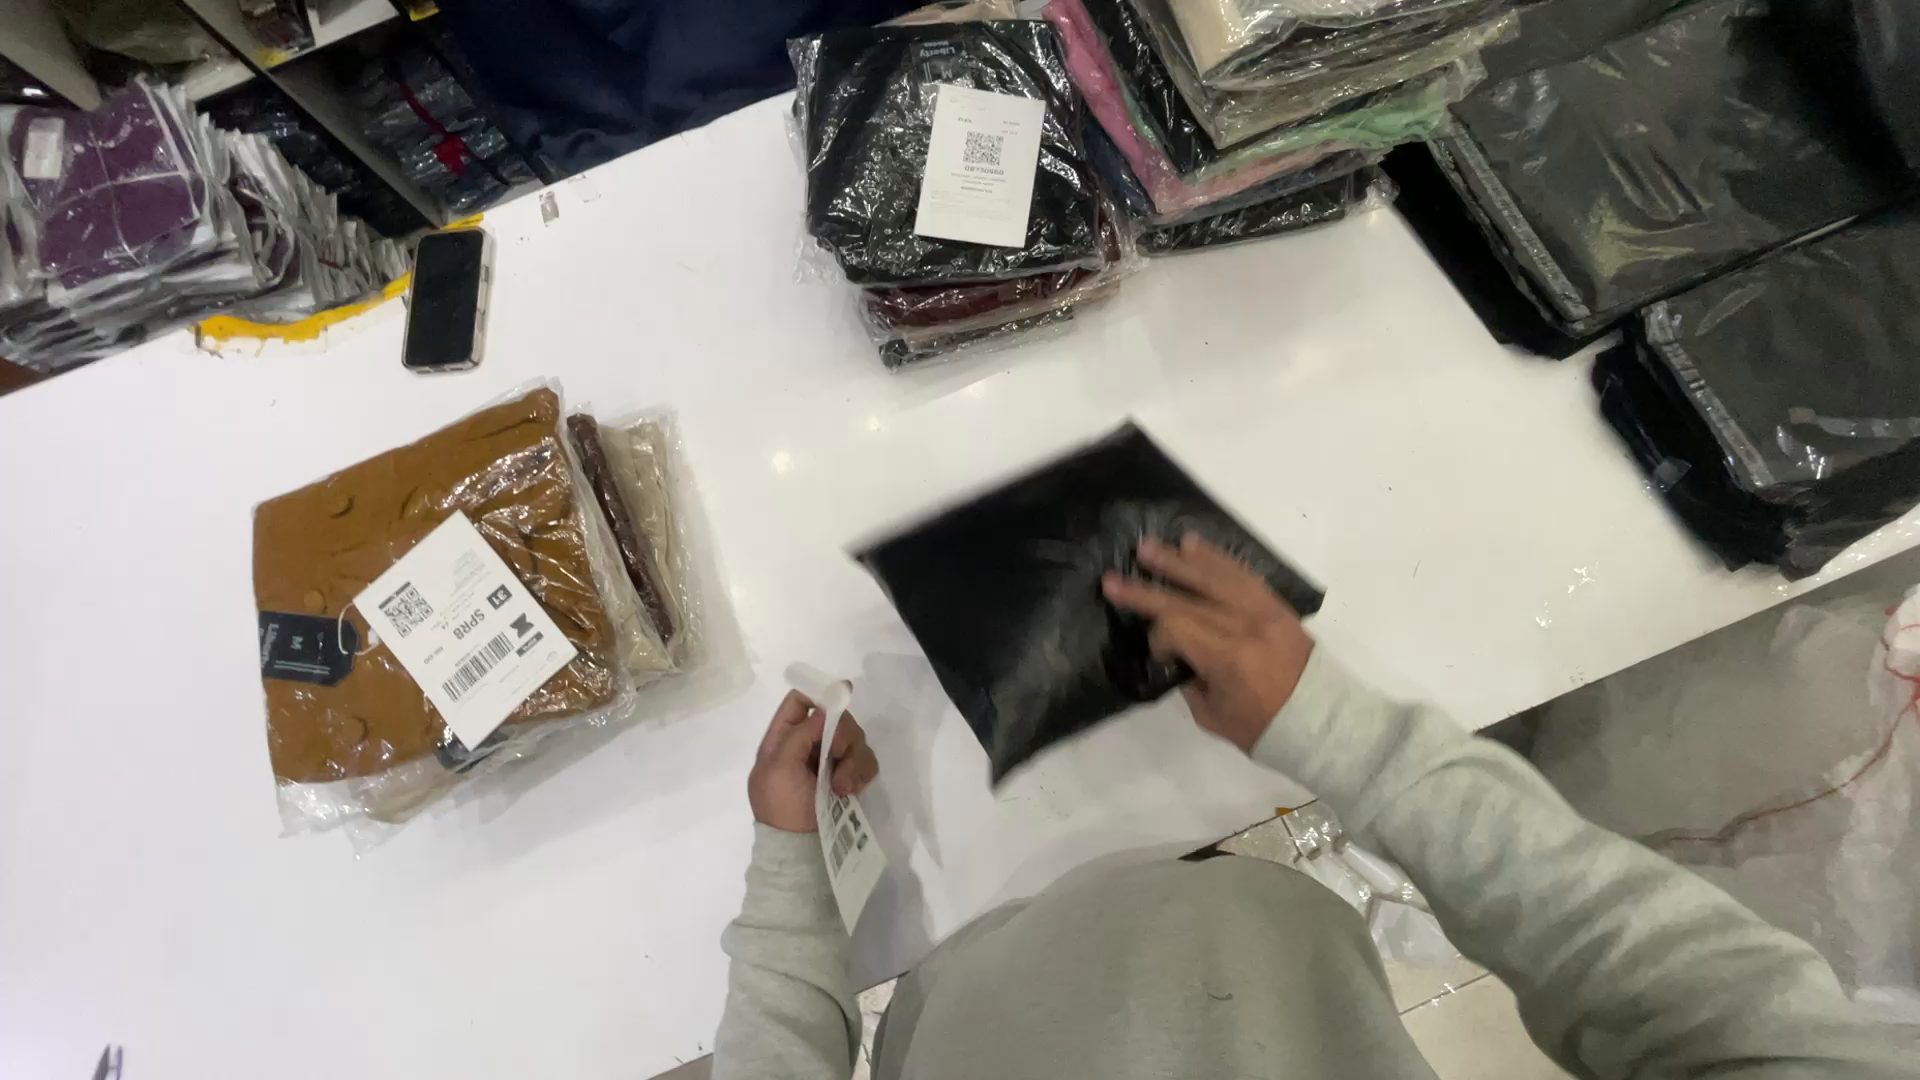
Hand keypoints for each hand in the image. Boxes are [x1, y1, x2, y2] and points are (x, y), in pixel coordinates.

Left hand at [748, 690, 880, 832]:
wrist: (799, 852)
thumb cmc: (781, 808)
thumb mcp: (779, 768)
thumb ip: (800, 734)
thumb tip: (825, 708)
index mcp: (783, 738)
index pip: (799, 701)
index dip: (818, 694)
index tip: (841, 695)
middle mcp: (808, 744)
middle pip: (835, 716)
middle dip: (842, 733)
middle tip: (839, 752)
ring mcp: (830, 761)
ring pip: (855, 738)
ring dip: (853, 759)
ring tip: (842, 787)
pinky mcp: (848, 777)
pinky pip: (866, 760)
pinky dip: (862, 772)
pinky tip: (851, 790)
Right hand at [1102, 533, 1315, 753]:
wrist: (1326, 722)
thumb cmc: (1266, 728)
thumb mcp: (1214, 716)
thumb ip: (1190, 680)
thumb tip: (1177, 654)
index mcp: (1228, 658)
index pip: (1176, 626)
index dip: (1157, 638)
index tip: (1162, 656)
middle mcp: (1244, 626)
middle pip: (1186, 597)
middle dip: (1145, 589)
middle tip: (1112, 578)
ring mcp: (1262, 611)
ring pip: (1213, 576)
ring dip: (1177, 561)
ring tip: (1148, 547)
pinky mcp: (1275, 605)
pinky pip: (1241, 574)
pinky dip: (1216, 558)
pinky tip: (1193, 545)